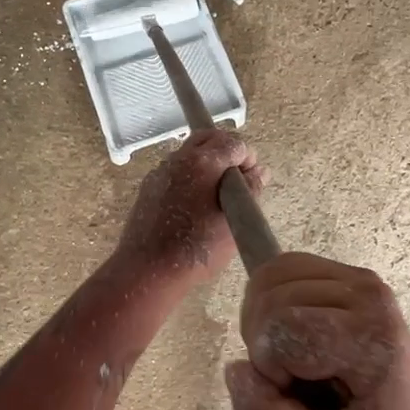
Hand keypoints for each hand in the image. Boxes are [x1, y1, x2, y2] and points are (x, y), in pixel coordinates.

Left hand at [115, 130, 263, 285]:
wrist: (148, 271)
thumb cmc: (197, 248)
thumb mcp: (234, 221)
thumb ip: (251, 191)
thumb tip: (260, 172)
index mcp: (203, 162)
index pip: (234, 143)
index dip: (248, 158)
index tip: (252, 180)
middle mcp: (179, 159)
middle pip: (208, 138)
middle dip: (227, 152)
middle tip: (238, 180)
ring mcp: (161, 172)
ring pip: (190, 154)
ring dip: (208, 163)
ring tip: (218, 195)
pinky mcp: (150, 188)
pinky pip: (176, 171)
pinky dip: (191, 177)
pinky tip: (195, 206)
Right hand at [224, 253, 409, 409]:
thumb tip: (236, 369)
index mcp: (370, 343)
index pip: (281, 329)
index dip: (271, 369)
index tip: (299, 397)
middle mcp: (369, 296)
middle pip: (270, 300)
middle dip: (263, 345)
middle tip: (292, 381)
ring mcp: (358, 277)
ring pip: (268, 280)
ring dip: (262, 323)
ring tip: (290, 357)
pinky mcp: (345, 270)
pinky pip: (279, 271)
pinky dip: (268, 302)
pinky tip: (289, 334)